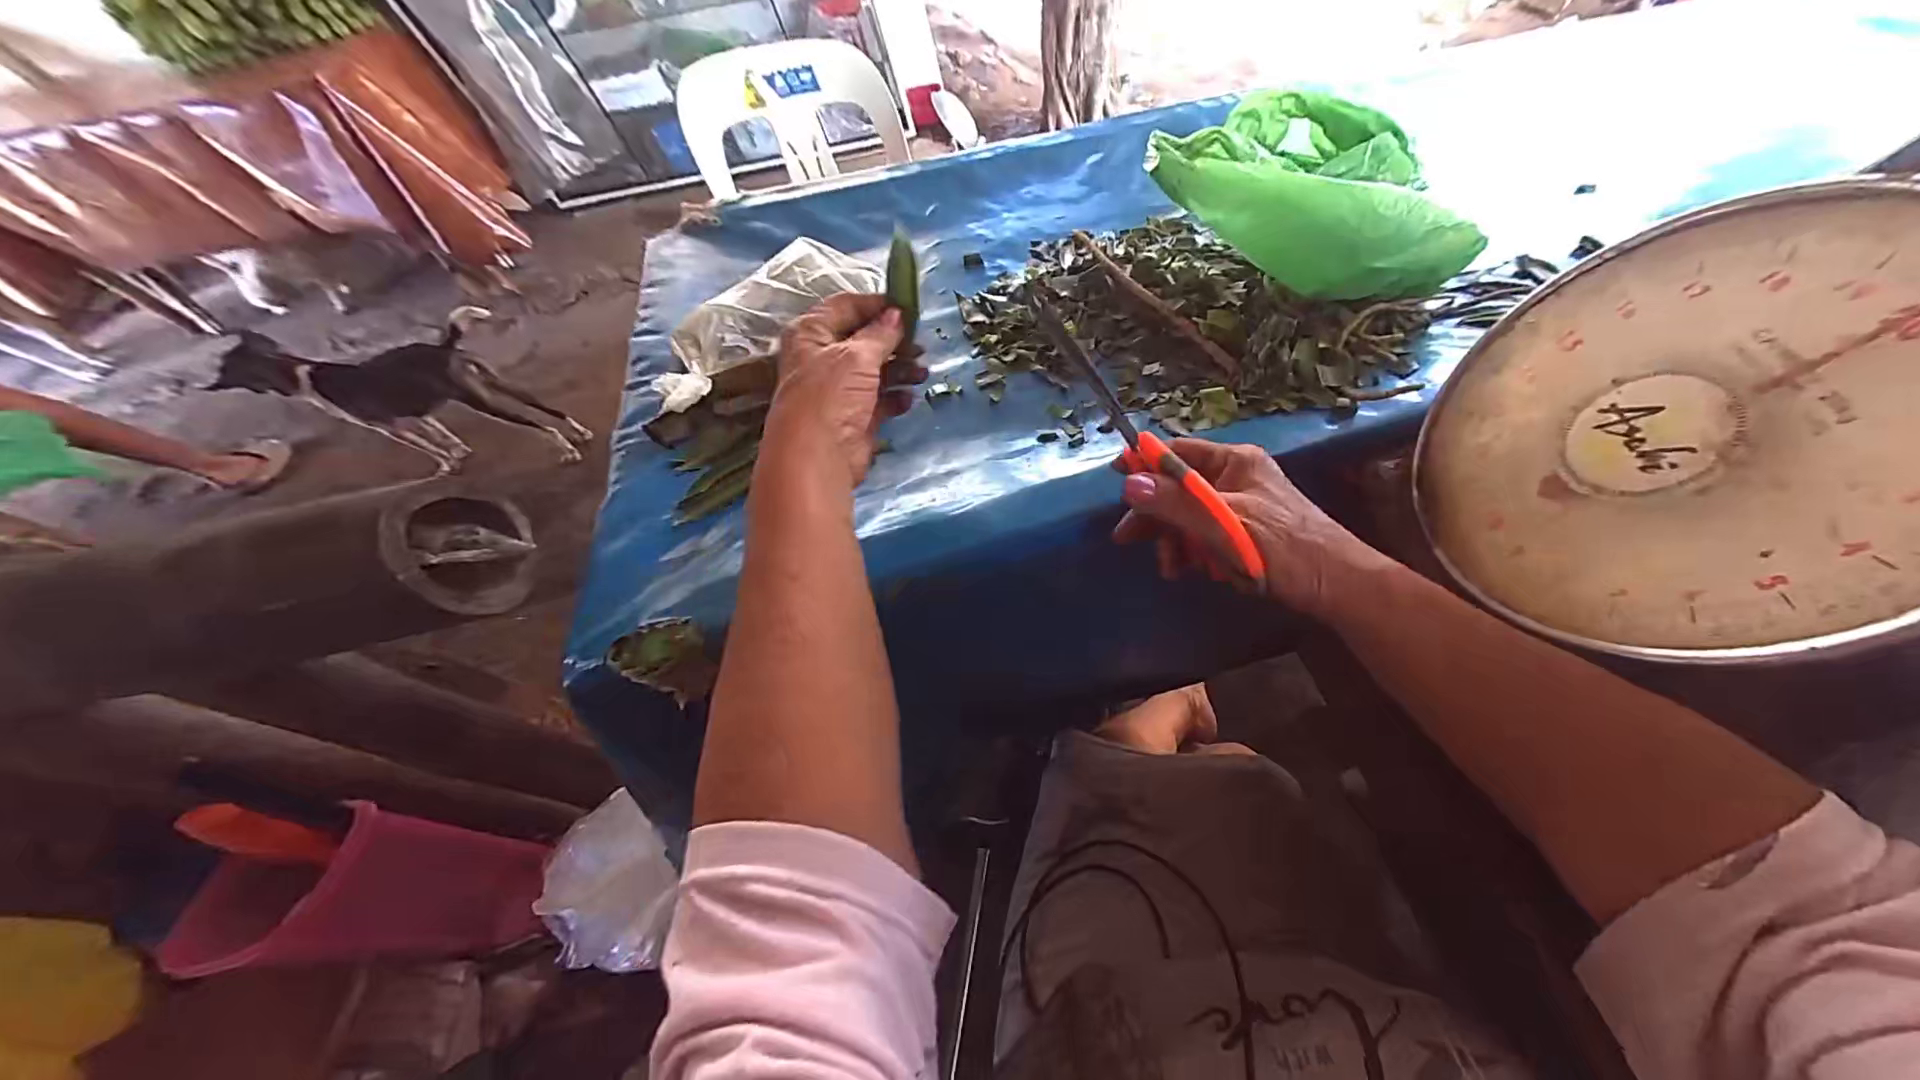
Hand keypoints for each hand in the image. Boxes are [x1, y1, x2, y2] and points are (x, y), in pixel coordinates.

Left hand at [767, 294, 924, 485]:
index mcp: (811, 333)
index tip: (909, 309)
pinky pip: (879, 400)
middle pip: (864, 341)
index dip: (877, 306)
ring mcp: (838, 390)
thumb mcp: (857, 356)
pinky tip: (908, 397)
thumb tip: (897, 315)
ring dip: (900, 369)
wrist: (817, 456)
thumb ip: (880, 333)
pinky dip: (895, 397)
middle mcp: (822, 358)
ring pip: (875, 371)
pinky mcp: (854, 418)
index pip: (846, 307)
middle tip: (921, 345)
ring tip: (922, 372)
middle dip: (894, 342)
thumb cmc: (830, 395)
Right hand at [1112, 439, 1389, 618]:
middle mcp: (1234, 477)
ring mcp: (1239, 505)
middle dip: (1156, 516)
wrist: (1339, 587)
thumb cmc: (1286, 550)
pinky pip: (1204, 534)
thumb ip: (1177, 504)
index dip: (1144, 462)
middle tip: (1127, 540)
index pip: (1177, 451)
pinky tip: (1195, 571)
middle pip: (1177, 488)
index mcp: (1234, 462)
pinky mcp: (1243, 532)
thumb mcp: (1225, 526)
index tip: (1115, 476)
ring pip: (1187, 515)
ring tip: (1173, 569)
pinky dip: (1194, 552)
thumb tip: (1130, 483)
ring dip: (1174, 541)